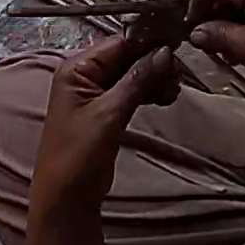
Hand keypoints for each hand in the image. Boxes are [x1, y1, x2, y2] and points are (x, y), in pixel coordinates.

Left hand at [31, 37, 179, 218]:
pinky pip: (133, 89)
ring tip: (175, 88)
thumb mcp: (109, 114)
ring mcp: (96, 91)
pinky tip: (167, 96)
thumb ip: (138, 79)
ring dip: (155, 77)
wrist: (67, 202)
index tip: (176, 45)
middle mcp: (85, 74)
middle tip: (178, 74)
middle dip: (154, 62)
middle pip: (127, 56)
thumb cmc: (79, 155)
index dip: (147, 42)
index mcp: (77, 67)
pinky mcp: (107, 108)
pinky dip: (150, 91)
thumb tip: (166, 51)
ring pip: (133, 72)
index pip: (118, 43)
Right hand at [186, 0, 244, 91]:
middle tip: (205, 50)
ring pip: (235, 5)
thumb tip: (193, 34)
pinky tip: (242, 52)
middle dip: (209, 20)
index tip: (183, 35)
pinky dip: (241, 28)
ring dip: (226, 28)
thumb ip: (219, 37)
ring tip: (224, 55)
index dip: (192, 9)